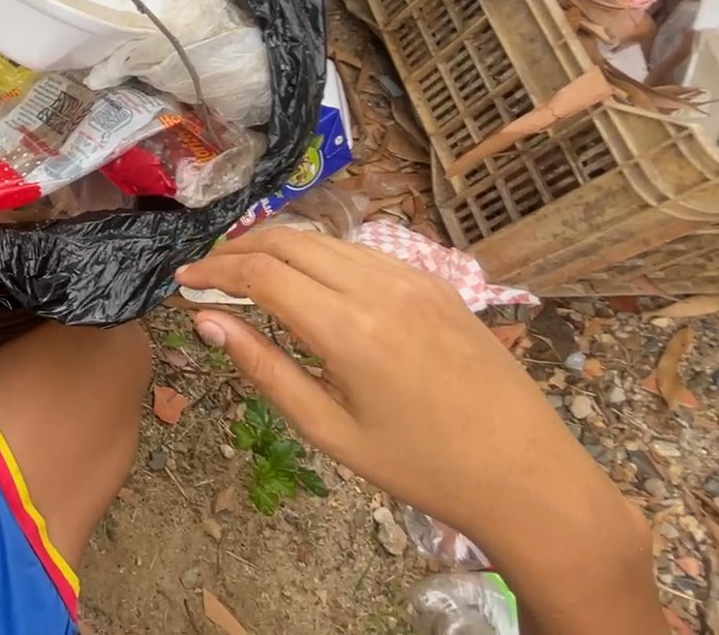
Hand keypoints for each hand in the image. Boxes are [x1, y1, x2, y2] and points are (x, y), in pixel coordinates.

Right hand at [178, 231, 660, 633]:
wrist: (535, 480)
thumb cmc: (421, 466)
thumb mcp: (328, 429)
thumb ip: (261, 367)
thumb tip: (205, 321)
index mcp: (351, 331)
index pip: (259, 273)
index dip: (212, 271)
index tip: (183, 282)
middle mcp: (380, 289)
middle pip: (283, 242)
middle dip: (234, 251)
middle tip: (206, 276)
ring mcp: (413, 279)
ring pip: (318, 239)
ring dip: (271, 248)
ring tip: (245, 275)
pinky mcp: (434, 282)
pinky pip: (355, 250)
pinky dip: (314, 254)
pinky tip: (304, 282)